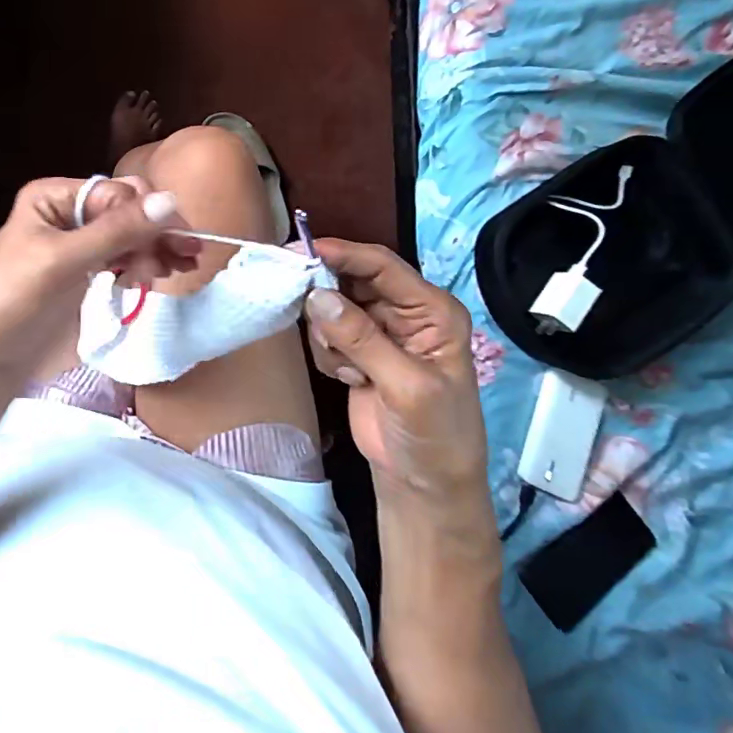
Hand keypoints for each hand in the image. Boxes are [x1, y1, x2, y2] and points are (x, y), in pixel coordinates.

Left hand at [0, 177, 199, 384]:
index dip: (147, 214)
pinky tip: (155, 275)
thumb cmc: (16, 300)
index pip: (114, 192)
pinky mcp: (84, 270)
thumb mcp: (65, 261)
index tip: (176, 243)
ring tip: (175, 271)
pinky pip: (123, 256)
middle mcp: (65, 212)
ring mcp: (76, 242)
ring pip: (129, 234)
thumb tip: (170, 200)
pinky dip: (141, 263)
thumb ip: (117, 231)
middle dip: (154, 232)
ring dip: (154, 249)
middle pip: (125, 211)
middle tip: (187, 259)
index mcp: (52, 196)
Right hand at [302, 238, 487, 501]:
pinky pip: (325, 333)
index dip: (343, 253)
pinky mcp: (356, 352)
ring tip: (347, 368)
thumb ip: (362, 339)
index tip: (301, 249)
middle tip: (297, 301)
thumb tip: (317, 295)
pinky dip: (327, 353)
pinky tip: (348, 380)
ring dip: (328, 333)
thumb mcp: (406, 386)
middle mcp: (403, 313)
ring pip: (332, 306)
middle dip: (327, 294)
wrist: (422, 483)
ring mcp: (377, 333)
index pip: (382, 266)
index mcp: (431, 310)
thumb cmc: (435, 434)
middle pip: (351, 280)